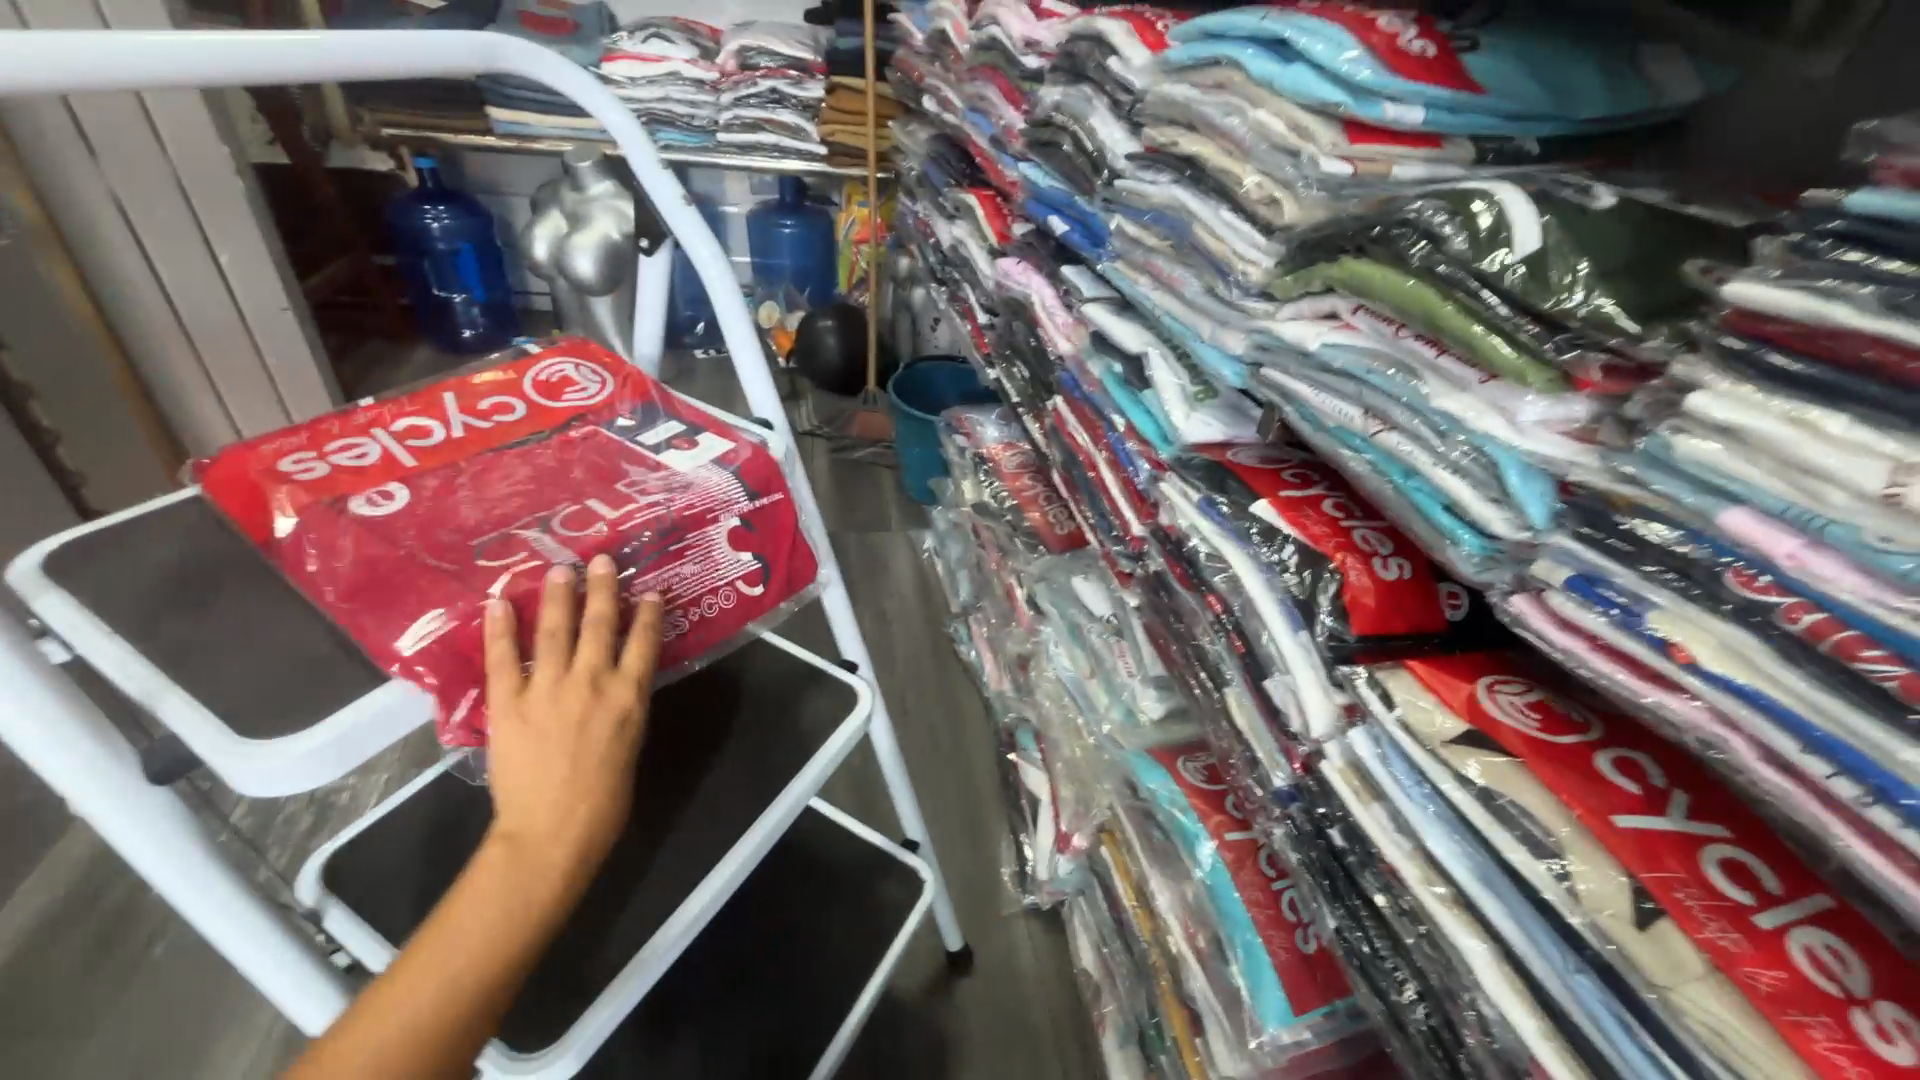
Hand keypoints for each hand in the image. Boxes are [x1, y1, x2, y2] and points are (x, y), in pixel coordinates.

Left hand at [480, 554, 663, 890]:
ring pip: (556, 631)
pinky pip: (503, 658)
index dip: (649, 613)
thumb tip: (620, 685)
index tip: (650, 591)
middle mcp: (593, 681)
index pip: (644, 642)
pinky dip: (501, 628)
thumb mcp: (632, 745)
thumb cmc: (605, 801)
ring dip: (559, 597)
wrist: (553, 832)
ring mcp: (549, 688)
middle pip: (601, 624)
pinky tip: (499, 602)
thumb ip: (626, 708)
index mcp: (630, 696)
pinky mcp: (509, 703)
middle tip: (601, 559)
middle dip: (603, 588)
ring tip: (560, 570)